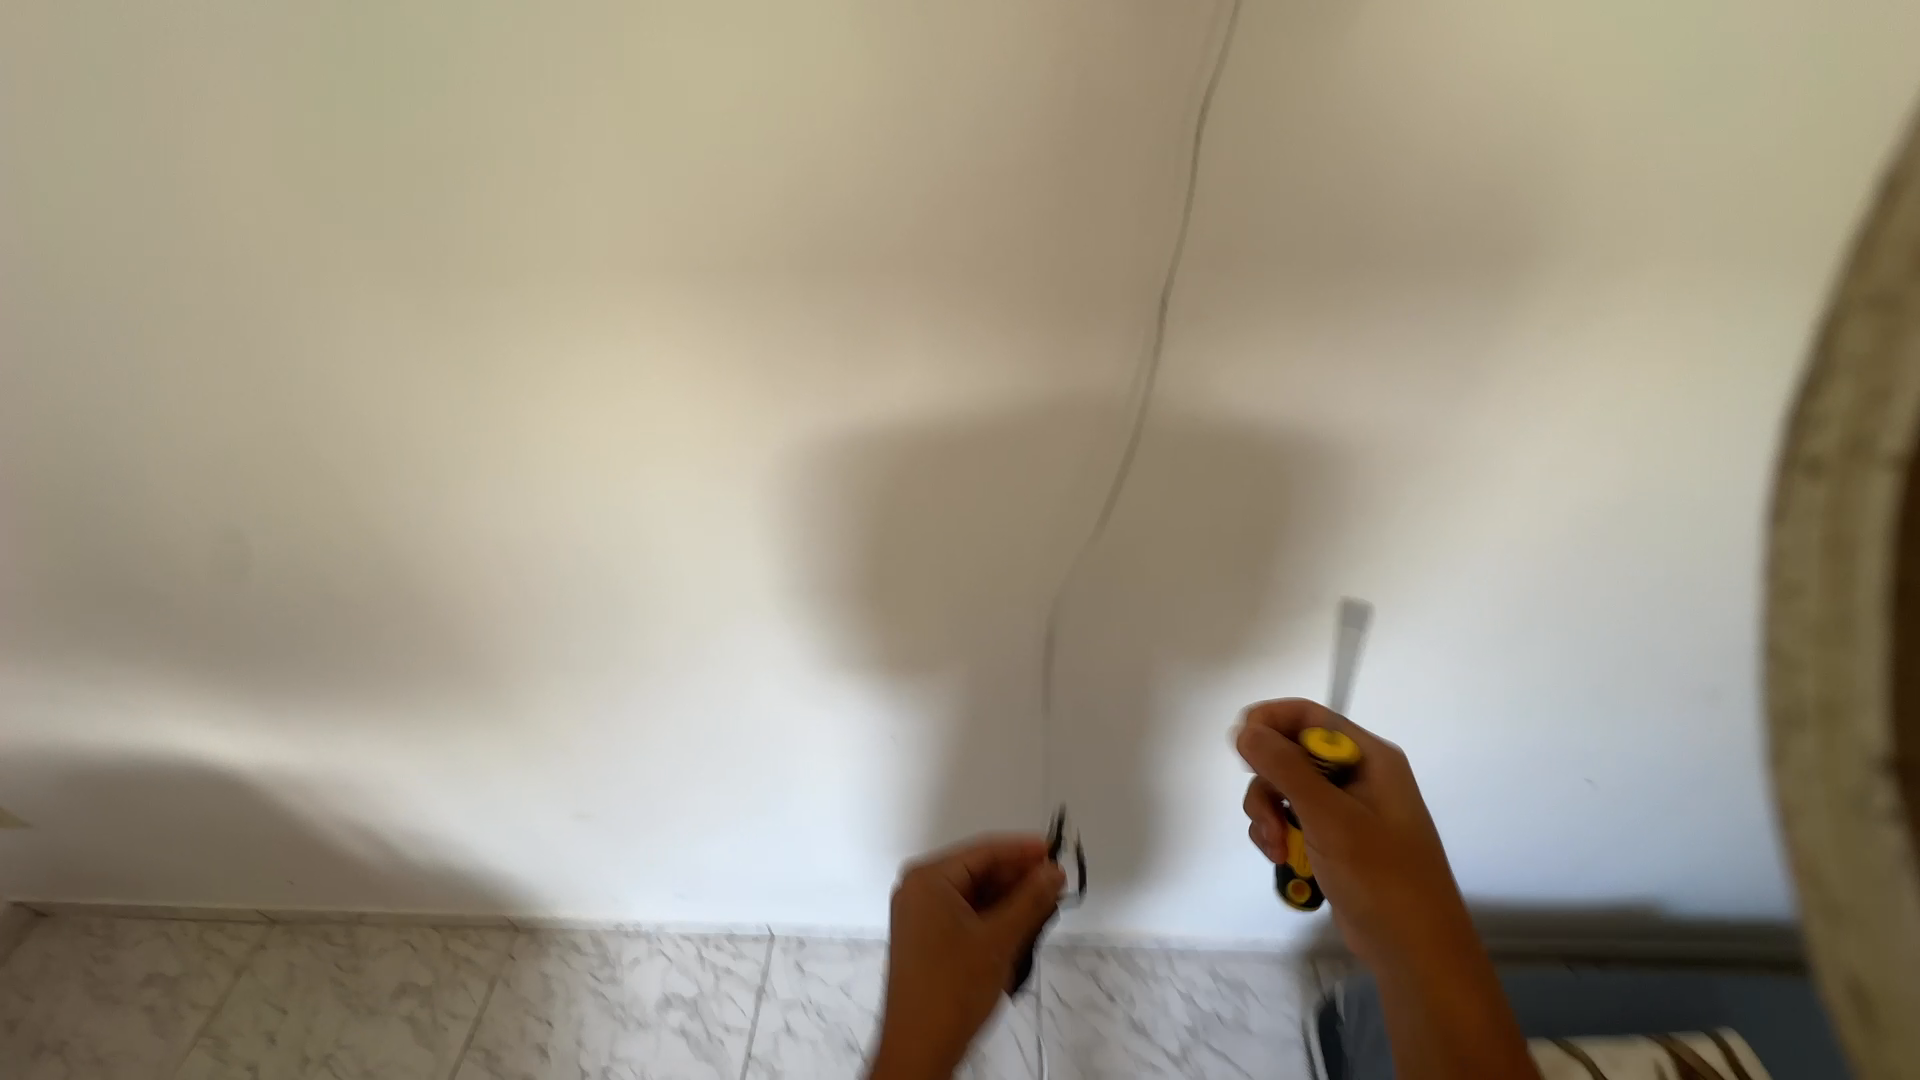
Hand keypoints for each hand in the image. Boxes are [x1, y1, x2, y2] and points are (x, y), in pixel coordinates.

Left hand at [870, 834, 1065, 1079]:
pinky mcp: (925, 939)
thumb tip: (1054, 871)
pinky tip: (1021, 927)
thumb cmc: (954, 988)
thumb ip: (1030, 899)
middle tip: (1056, 884)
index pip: (983, 851)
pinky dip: (992, 918)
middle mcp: (919, 889)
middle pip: (977, 871)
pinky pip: (964, 915)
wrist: (918, 1051)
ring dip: (1009, 900)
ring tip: (1045, 906)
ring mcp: (919, 915)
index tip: (1055, 851)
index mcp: (928, 878)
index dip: (1021, 850)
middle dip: (1017, 878)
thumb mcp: (999, 939)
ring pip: (974, 895)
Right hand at [1234, 698, 1475, 970]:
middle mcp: (1355, 774)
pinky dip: (1276, 832)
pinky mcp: (1332, 836)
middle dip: (1267, 785)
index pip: (1306, 715)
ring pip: (1282, 787)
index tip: (1241, 749)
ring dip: (1268, 814)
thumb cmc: (1381, 877)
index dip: (1268, 722)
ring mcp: (1344, 806)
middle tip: (1266, 818)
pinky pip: (1288, 816)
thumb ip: (1285, 768)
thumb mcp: (1330, 818)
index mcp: (1368, 757)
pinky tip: (1280, 858)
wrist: (1414, 952)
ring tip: (1277, 849)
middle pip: (1288, 752)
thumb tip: (1245, 731)